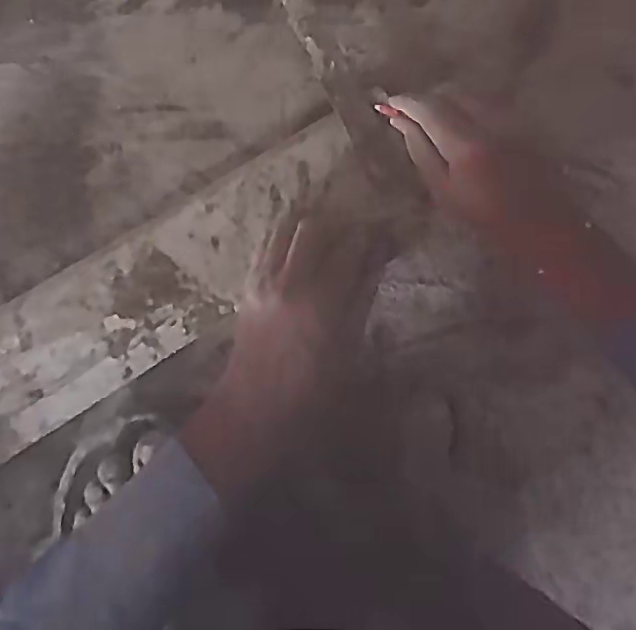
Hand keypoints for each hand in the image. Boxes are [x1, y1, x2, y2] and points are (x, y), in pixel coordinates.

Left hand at [180, 210, 379, 497]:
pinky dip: (286, 239)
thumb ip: (361, 302)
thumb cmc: (311, 398)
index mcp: (321, 304)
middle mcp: (289, 282)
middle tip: (357, 237)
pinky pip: (267, 244)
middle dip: (340, 225)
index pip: (350, 248)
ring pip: (285, 228)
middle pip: (314, 226)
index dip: (373, 236)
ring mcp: (263, 280)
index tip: (388, 235)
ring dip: (310, 226)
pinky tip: (301, 252)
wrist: (252, 411)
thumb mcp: (349, 355)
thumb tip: (376, 263)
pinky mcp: (248, 284)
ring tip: (328, 238)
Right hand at [379, 92, 635, 325]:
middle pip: (449, 92)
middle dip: (424, 98)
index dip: (404, 101)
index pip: (428, 106)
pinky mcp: (523, 123)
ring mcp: (510, 119)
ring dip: (445, 99)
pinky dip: (466, 105)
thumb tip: (400, 122)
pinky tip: (458, 122)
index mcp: (466, 144)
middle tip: (405, 112)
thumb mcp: (443, 192)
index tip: (387, 104)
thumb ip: (420, 151)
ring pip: (469, 94)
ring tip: (429, 117)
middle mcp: (490, 122)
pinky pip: (487, 102)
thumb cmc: (488, 220)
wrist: (546, 230)